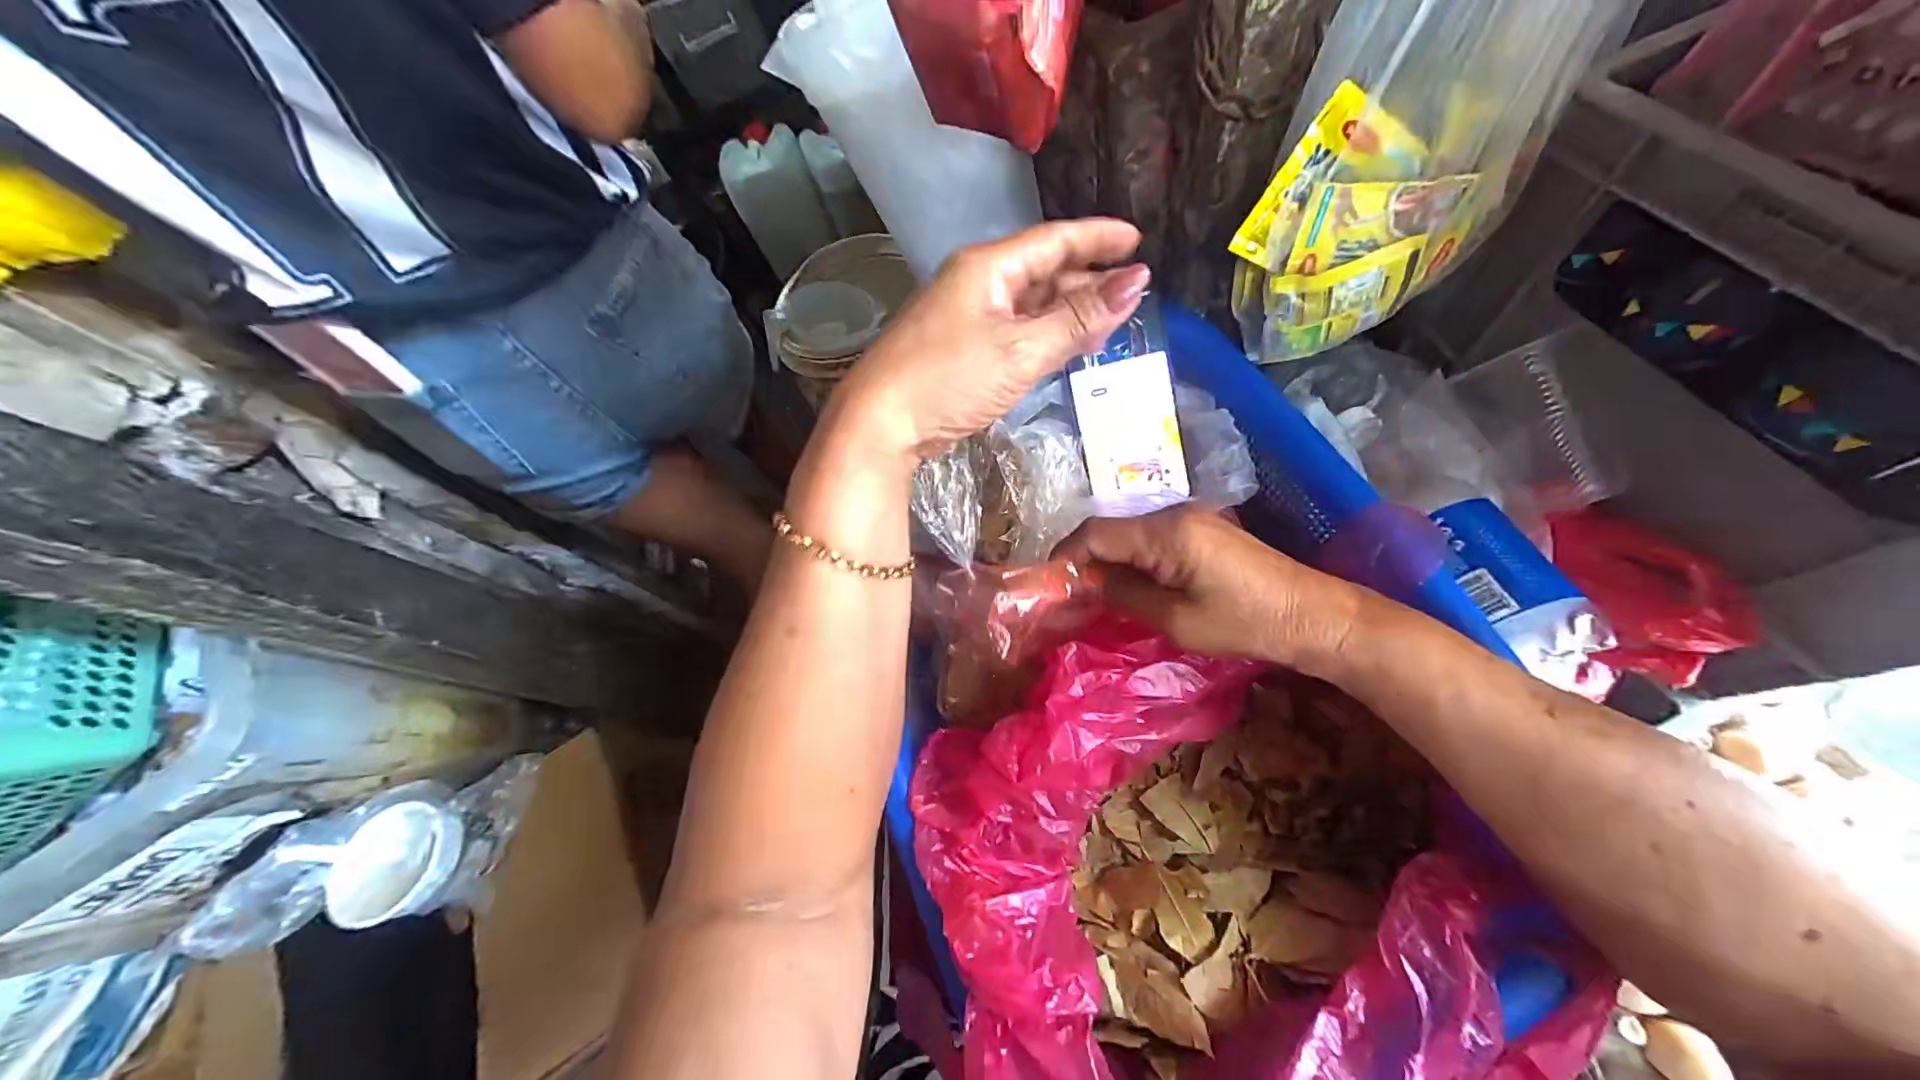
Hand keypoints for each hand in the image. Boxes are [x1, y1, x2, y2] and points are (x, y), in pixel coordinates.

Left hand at [828, 219, 1149, 462]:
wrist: (881, 422)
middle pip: (1042, 271)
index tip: (1137, 241)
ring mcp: (966, 316)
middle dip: (1087, 280)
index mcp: (988, 267)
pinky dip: (1044, 335)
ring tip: (1107, 323)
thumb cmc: (949, 378)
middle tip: (1129, 292)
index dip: (1098, 237)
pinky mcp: (961, 348)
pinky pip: (1014, 330)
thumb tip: (1136, 284)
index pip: (1054, 240)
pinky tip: (1065, 346)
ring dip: (1068, 311)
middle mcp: (976, 282)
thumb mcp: (1021, 349)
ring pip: (1029, 303)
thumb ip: (1079, 319)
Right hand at [1056, 506, 1364, 668]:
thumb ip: (1124, 595)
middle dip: (1082, 560)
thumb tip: (1085, 582)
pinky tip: (1126, 584)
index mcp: (1166, 532)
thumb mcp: (1177, 620)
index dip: (1065, 557)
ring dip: (1106, 560)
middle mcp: (1174, 513)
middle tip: (1066, 594)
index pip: (1095, 533)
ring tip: (1091, 594)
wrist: (1313, 616)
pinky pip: (1149, 538)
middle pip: (1109, 529)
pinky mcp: (1200, 529)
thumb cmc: (1246, 623)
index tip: (1048, 586)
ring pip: (1128, 533)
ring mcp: (1189, 518)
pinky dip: (1130, 559)